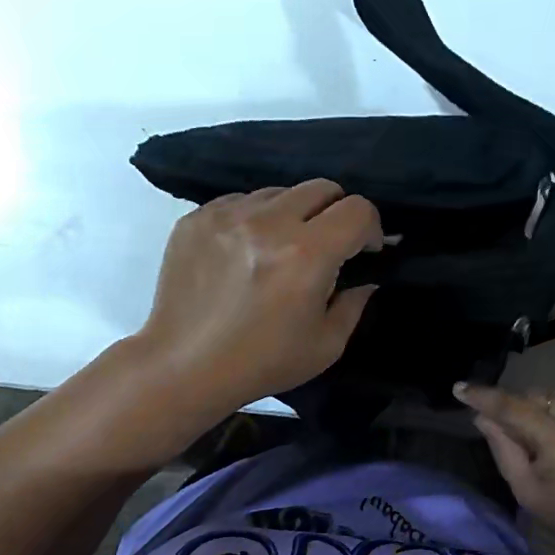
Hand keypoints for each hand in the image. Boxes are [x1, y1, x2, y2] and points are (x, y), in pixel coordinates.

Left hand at [138, 180, 382, 411]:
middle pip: (321, 188)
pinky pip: (239, 201)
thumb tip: (365, 279)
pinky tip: (244, 253)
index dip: (370, 228)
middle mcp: (267, 223)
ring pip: (278, 192)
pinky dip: (253, 219)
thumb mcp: (324, 346)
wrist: (184, 366)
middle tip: (326, 246)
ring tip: (279, 250)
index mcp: (306, 254)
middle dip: (335, 213)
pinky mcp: (196, 218)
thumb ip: (354, 304)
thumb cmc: (260, 363)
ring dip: (291, 214)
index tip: (362, 251)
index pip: (357, 209)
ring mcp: (227, 216)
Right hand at [455, 383, 554, 554]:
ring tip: (543, 428)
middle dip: (519, 405)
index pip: (514, 409)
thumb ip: (504, 451)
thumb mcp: (530, 494)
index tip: (460, 388)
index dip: (484, 397)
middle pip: (539, 396)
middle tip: (508, 425)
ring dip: (547, 404)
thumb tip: (483, 418)